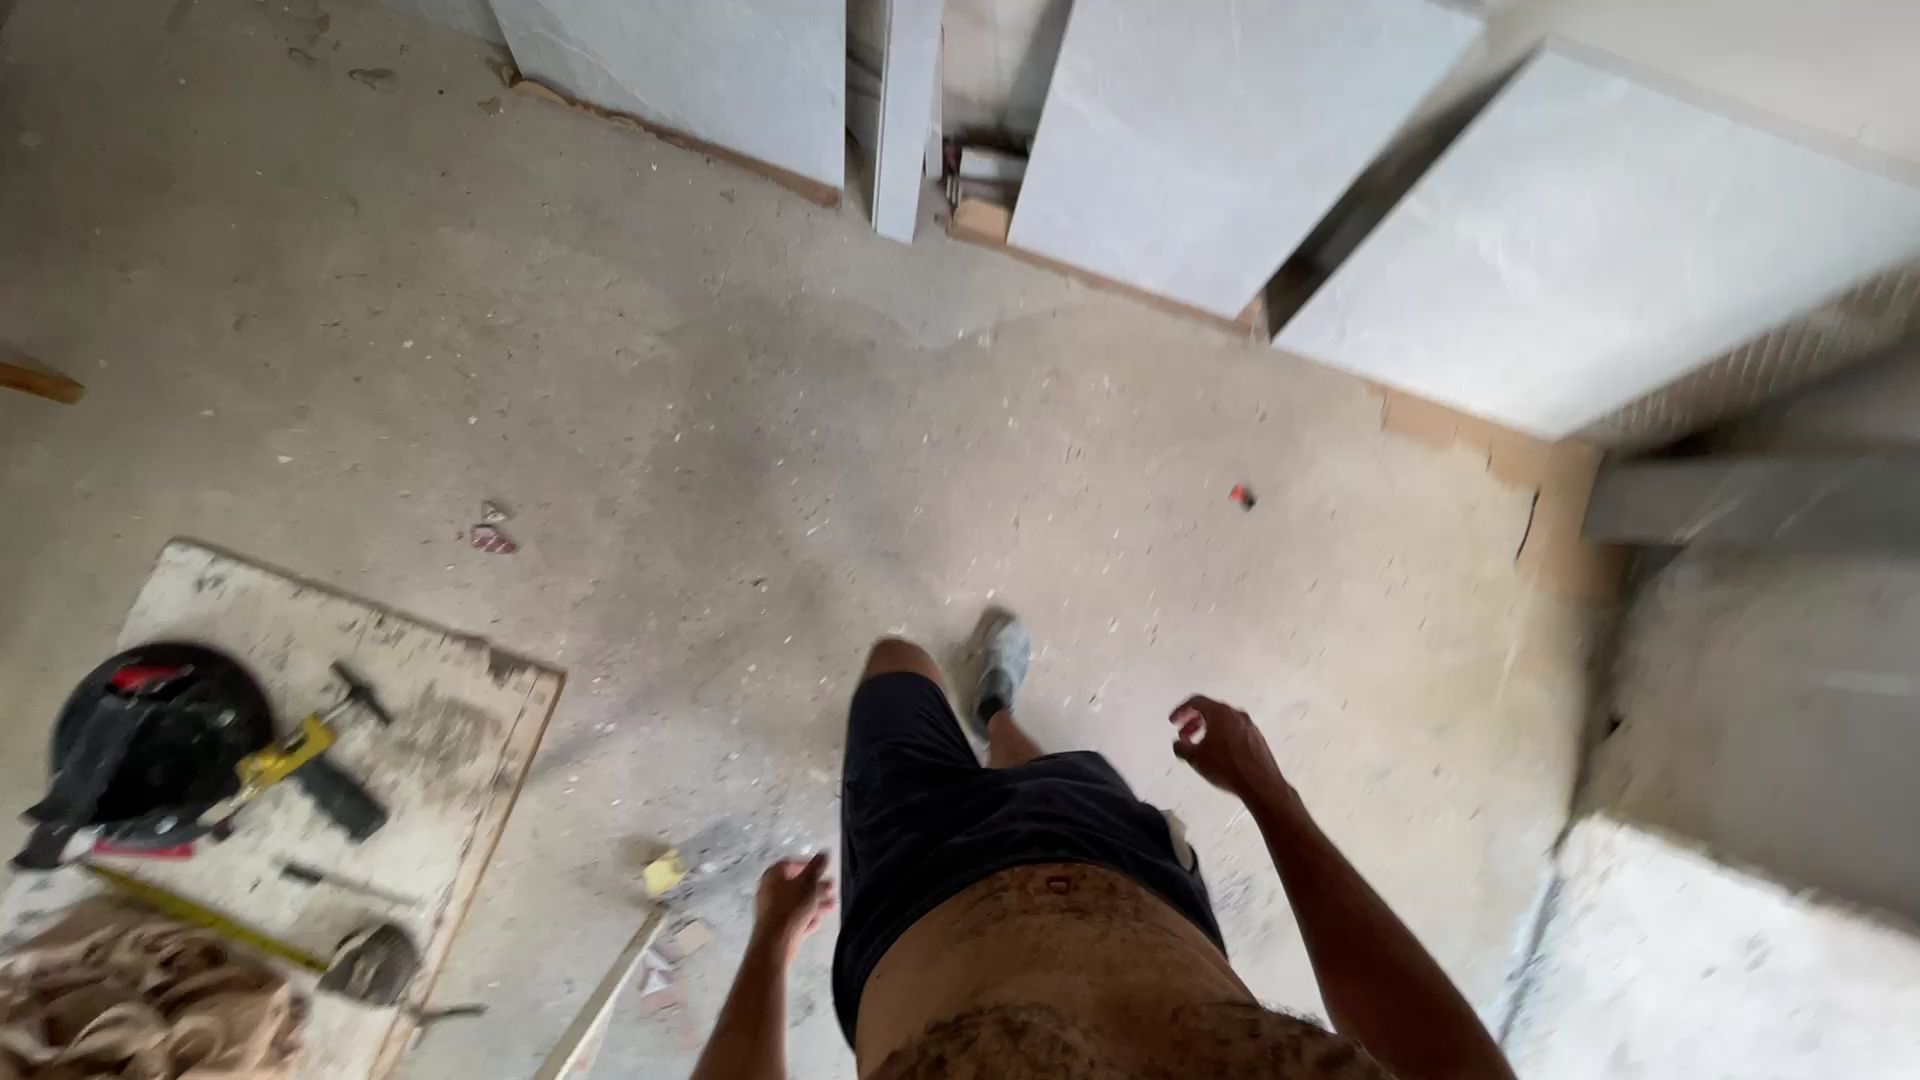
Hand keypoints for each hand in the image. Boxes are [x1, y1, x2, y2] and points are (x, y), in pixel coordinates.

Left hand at [750, 852, 835, 963]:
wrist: (774, 945)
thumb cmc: (791, 907)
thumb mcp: (809, 883)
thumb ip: (817, 867)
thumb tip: (824, 853)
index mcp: (773, 875)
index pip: (790, 863)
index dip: (807, 864)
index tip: (822, 869)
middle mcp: (769, 890)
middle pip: (796, 884)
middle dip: (816, 886)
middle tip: (832, 887)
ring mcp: (771, 910)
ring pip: (797, 902)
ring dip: (815, 902)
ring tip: (832, 905)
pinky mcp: (776, 928)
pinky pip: (793, 918)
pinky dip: (806, 917)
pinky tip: (817, 921)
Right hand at [1169, 695, 1295, 807]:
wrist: (1261, 785)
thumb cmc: (1226, 767)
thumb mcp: (1194, 758)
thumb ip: (1181, 747)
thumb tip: (1179, 744)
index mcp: (1219, 713)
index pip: (1196, 701)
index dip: (1181, 710)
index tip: (1174, 721)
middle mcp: (1236, 714)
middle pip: (1210, 710)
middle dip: (1193, 720)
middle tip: (1184, 734)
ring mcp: (1249, 726)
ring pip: (1224, 721)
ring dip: (1208, 729)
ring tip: (1200, 746)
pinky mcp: (1258, 739)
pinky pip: (1235, 731)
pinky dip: (1223, 736)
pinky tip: (1219, 753)